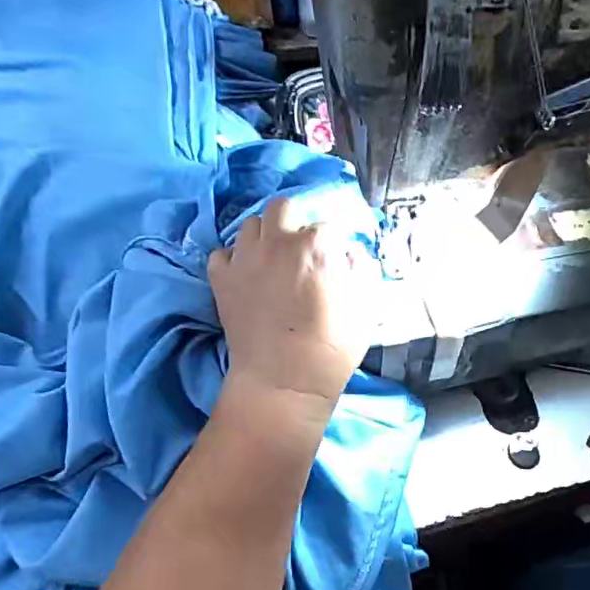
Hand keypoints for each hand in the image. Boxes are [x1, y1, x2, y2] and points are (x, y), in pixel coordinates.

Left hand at [209, 196, 373, 411]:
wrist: (283, 382)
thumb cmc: (332, 347)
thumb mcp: (368, 307)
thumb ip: (362, 269)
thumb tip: (349, 254)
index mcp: (316, 244)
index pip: (327, 226)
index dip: (332, 243)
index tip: (333, 261)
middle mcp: (277, 242)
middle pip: (282, 207)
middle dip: (293, 221)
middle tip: (300, 247)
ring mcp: (244, 259)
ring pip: (249, 225)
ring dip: (263, 236)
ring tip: (271, 258)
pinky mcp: (221, 279)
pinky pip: (222, 253)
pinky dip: (233, 258)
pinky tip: (246, 274)